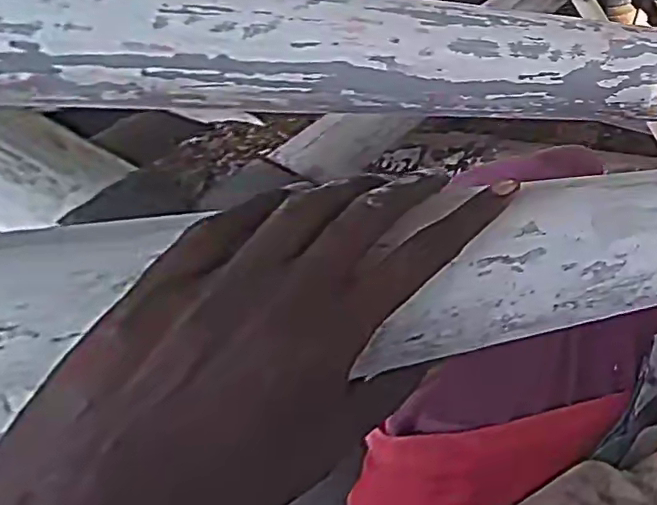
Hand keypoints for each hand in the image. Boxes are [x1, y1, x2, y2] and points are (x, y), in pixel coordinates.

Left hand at [0, 175, 515, 504]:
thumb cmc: (220, 483)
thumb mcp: (323, 446)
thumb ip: (389, 389)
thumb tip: (436, 352)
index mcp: (334, 327)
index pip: (425, 250)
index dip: (471, 214)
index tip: (498, 190)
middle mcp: (287, 291)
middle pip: (368, 211)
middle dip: (412, 188)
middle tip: (431, 182)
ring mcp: (218, 284)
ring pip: (302, 206)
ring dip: (346, 188)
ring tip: (365, 187)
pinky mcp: (158, 289)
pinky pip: (222, 224)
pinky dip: (264, 203)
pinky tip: (283, 201)